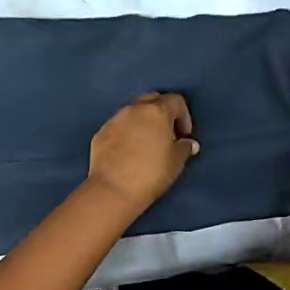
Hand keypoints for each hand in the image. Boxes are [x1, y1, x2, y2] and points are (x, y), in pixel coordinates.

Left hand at [86, 92, 198, 214]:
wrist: (113, 190)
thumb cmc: (151, 174)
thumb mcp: (176, 162)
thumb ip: (184, 147)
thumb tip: (188, 143)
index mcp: (156, 111)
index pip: (175, 100)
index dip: (184, 116)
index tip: (184, 135)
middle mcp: (134, 109)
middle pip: (152, 99)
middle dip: (162, 111)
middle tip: (166, 133)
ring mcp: (114, 119)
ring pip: (133, 111)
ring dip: (143, 120)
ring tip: (147, 141)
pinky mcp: (100, 132)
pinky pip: (118, 125)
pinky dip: (127, 131)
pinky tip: (128, 150)